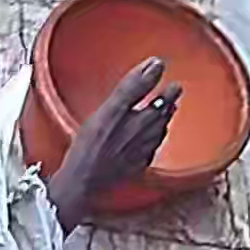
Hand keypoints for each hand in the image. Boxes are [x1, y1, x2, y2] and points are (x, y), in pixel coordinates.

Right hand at [47, 56, 182, 229]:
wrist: (79, 185)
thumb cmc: (90, 150)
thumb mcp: (109, 111)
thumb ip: (134, 86)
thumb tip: (157, 63)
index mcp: (148, 118)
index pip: (168, 96)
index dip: (169, 89)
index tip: (170, 84)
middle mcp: (150, 136)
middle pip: (164, 116)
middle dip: (165, 107)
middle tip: (166, 99)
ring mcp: (142, 156)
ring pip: (157, 135)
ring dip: (157, 127)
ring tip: (155, 121)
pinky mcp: (131, 172)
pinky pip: (145, 154)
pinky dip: (146, 147)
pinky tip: (140, 147)